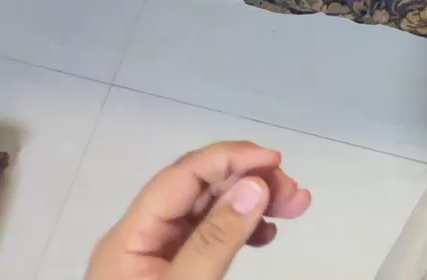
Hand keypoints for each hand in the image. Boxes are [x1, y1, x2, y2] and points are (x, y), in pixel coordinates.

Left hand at [88, 141, 312, 279]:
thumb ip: (215, 240)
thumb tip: (254, 183)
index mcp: (130, 238)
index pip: (183, 175)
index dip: (231, 158)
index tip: (277, 163)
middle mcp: (142, 238)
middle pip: (200, 187)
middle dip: (251, 180)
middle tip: (297, 195)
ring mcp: (157, 256)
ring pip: (211, 206)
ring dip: (254, 200)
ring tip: (294, 209)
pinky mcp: (173, 272)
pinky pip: (212, 232)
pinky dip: (244, 225)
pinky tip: (267, 236)